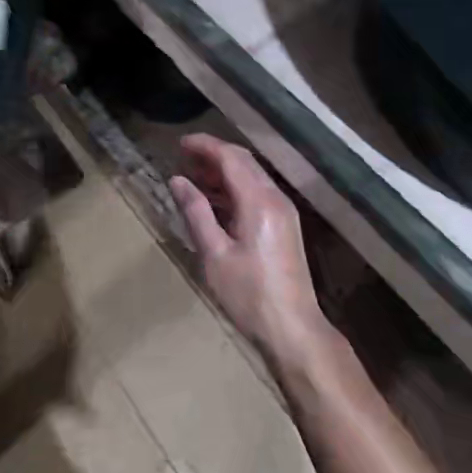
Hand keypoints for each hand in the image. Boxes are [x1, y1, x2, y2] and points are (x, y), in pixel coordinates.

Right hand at [170, 134, 330, 363]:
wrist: (294, 330)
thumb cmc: (249, 295)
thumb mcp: (214, 254)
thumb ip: (196, 212)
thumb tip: (178, 180)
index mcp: (258, 202)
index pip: (231, 158)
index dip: (205, 146)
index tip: (180, 142)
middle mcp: (275, 199)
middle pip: (244, 162)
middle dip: (214, 154)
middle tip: (184, 156)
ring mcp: (283, 212)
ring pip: (252, 176)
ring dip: (224, 171)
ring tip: (194, 175)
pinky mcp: (284, 225)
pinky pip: (257, 192)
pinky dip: (234, 187)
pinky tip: (215, 200)